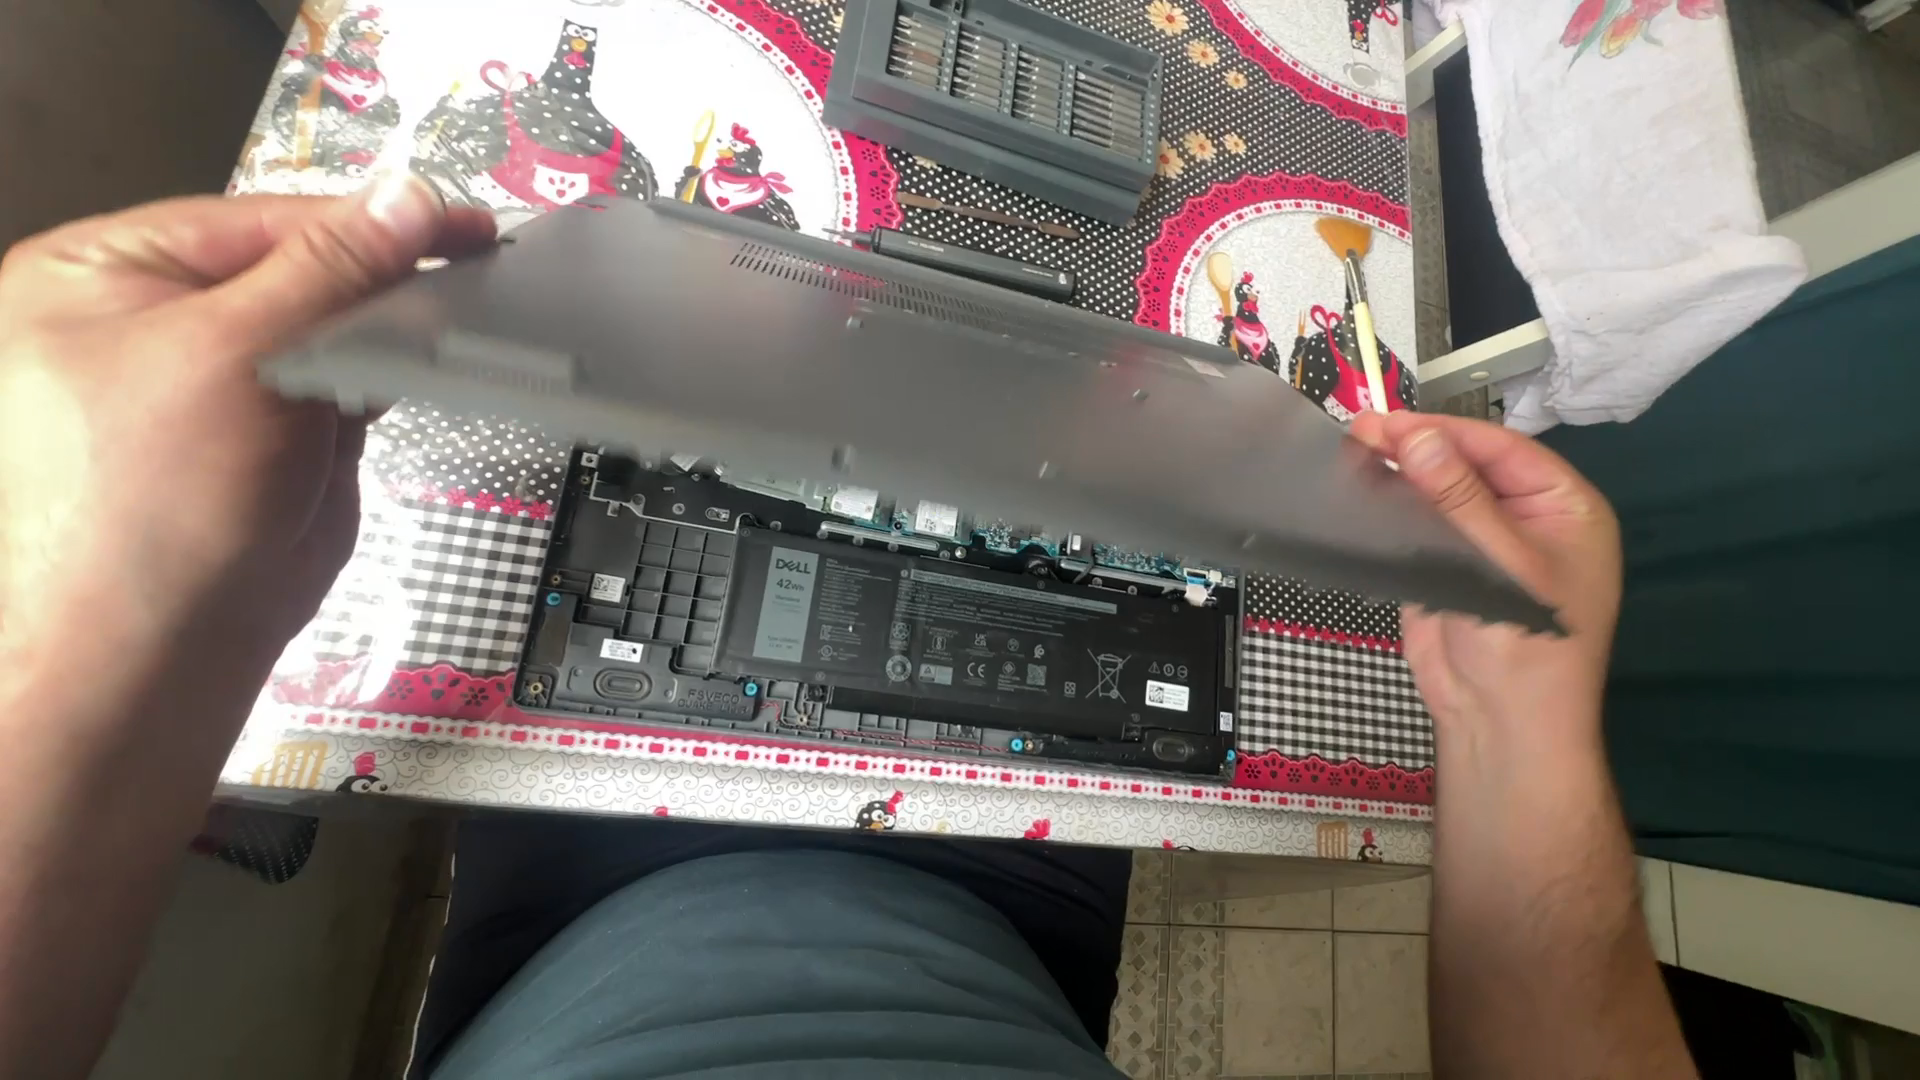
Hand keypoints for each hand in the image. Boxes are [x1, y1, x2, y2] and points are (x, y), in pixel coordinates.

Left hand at [0, 177, 494, 674]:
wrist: (177, 630)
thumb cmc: (161, 489)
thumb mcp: (235, 353)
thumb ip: (328, 273)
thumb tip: (408, 199)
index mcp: (115, 272)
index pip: (265, 221)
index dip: (367, 218)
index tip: (460, 221)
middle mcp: (175, 315)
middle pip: (307, 268)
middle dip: (390, 268)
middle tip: (479, 262)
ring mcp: (241, 374)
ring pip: (340, 323)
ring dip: (401, 318)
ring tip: (469, 308)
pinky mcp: (296, 424)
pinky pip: (358, 373)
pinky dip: (400, 365)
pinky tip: (436, 356)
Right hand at [1349, 411, 1620, 744]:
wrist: (1498, 719)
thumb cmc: (1528, 643)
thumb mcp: (1503, 564)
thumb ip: (1459, 499)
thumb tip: (1414, 437)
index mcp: (1561, 508)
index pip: (1501, 451)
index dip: (1446, 433)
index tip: (1390, 422)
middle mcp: (1520, 517)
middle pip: (1464, 466)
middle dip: (1415, 447)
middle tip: (1361, 429)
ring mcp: (1475, 541)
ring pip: (1434, 492)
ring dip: (1396, 472)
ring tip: (1351, 450)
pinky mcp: (1437, 564)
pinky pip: (1412, 524)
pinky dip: (1385, 505)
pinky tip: (1357, 488)